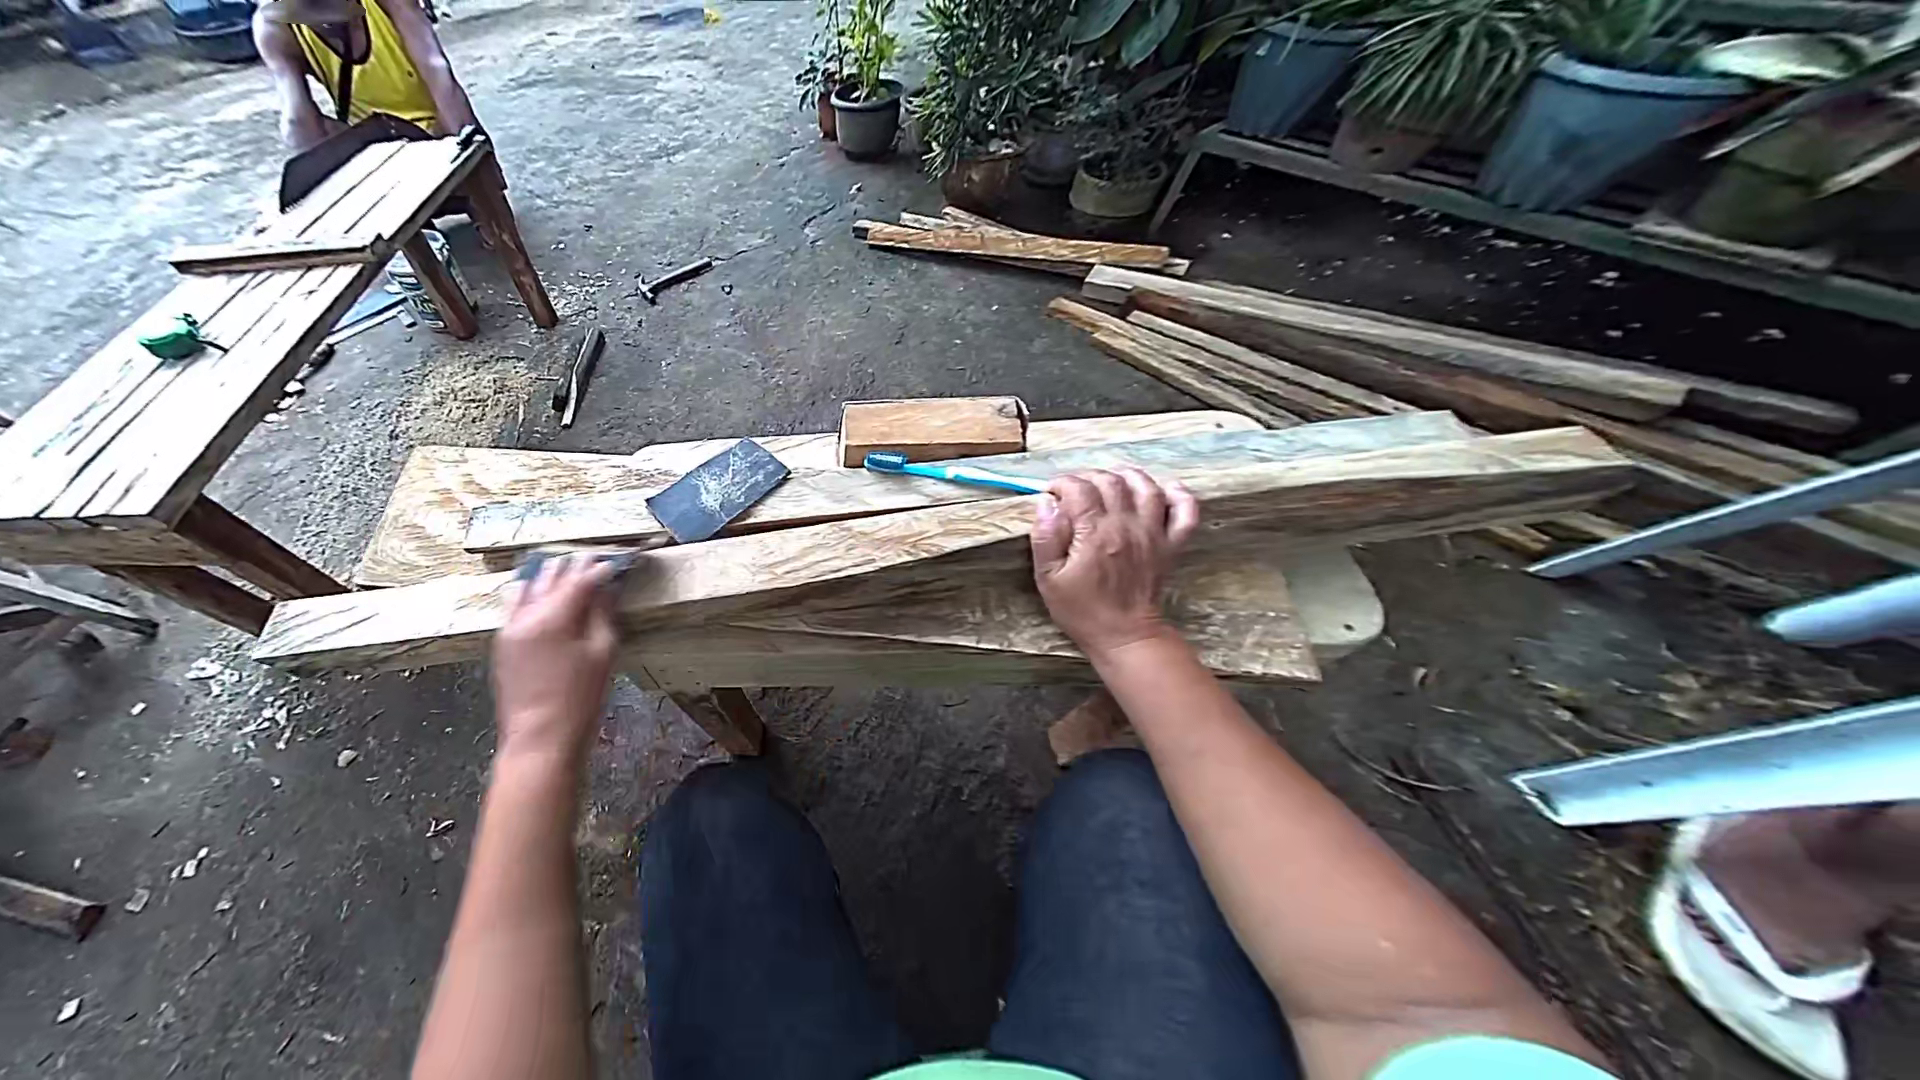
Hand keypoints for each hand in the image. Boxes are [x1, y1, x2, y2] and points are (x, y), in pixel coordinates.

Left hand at [490, 554, 618, 767]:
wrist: (541, 735)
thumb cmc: (581, 697)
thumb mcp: (603, 652)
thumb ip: (602, 614)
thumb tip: (605, 589)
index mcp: (554, 618)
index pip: (579, 581)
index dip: (598, 569)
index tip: (614, 561)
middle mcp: (526, 617)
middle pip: (551, 581)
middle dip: (572, 568)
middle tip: (591, 557)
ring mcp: (509, 630)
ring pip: (528, 589)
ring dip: (548, 577)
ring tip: (563, 566)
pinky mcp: (502, 644)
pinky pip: (513, 606)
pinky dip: (526, 592)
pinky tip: (532, 587)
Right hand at [1030, 467, 1198, 659]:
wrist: (1124, 636)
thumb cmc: (1081, 610)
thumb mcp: (1048, 578)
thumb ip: (1045, 537)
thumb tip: (1046, 503)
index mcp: (1094, 534)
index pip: (1079, 489)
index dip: (1061, 483)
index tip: (1051, 493)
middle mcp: (1126, 526)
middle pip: (1111, 481)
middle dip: (1088, 476)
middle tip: (1074, 489)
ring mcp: (1153, 534)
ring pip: (1146, 486)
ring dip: (1127, 475)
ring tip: (1110, 480)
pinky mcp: (1170, 545)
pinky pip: (1185, 511)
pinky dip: (1179, 494)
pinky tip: (1163, 488)